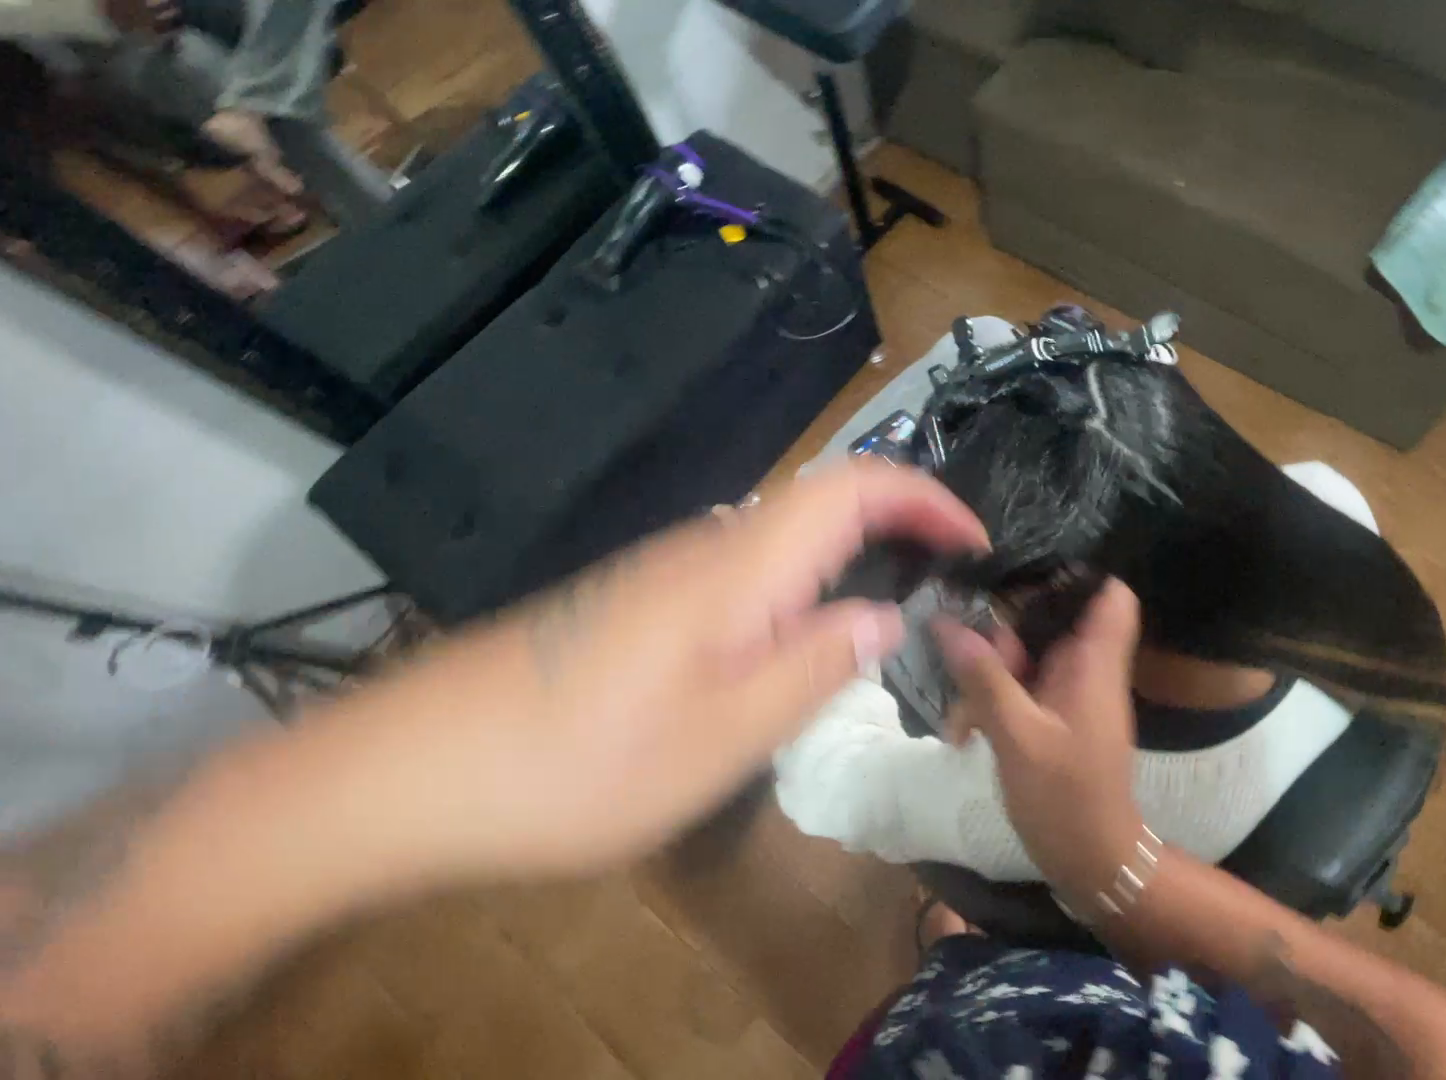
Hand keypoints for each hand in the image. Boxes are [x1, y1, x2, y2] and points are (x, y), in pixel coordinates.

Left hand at [311, 461, 987, 887]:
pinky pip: (747, 571)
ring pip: (785, 538)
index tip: (978, 538)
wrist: (408, 772)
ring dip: (851, 559)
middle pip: (823, 502)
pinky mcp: (640, 598)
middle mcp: (707, 547)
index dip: (926, 496)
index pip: (853, 486)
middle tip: (948, 587)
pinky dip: (802, 586)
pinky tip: (794, 648)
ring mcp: (668, 569)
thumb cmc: (575, 765)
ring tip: (891, 619)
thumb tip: (886, 617)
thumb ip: (814, 668)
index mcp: (738, 567)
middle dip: (900, 526)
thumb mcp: (721, 739)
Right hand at [934, 579, 1147, 900]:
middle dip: (1000, 636)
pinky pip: (1019, 688)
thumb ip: (984, 677)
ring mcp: (1068, 692)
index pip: (1110, 594)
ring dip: (985, 678)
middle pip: (1047, 619)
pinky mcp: (1051, 715)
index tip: (1019, 569)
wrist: (1090, 861)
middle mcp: (1085, 668)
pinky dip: (991, 703)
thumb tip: (946, 622)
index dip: (1075, 572)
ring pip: (1024, 656)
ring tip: (960, 719)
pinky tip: (964, 733)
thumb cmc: (1065, 799)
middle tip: (967, 664)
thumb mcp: (1017, 736)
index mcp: (1094, 664)